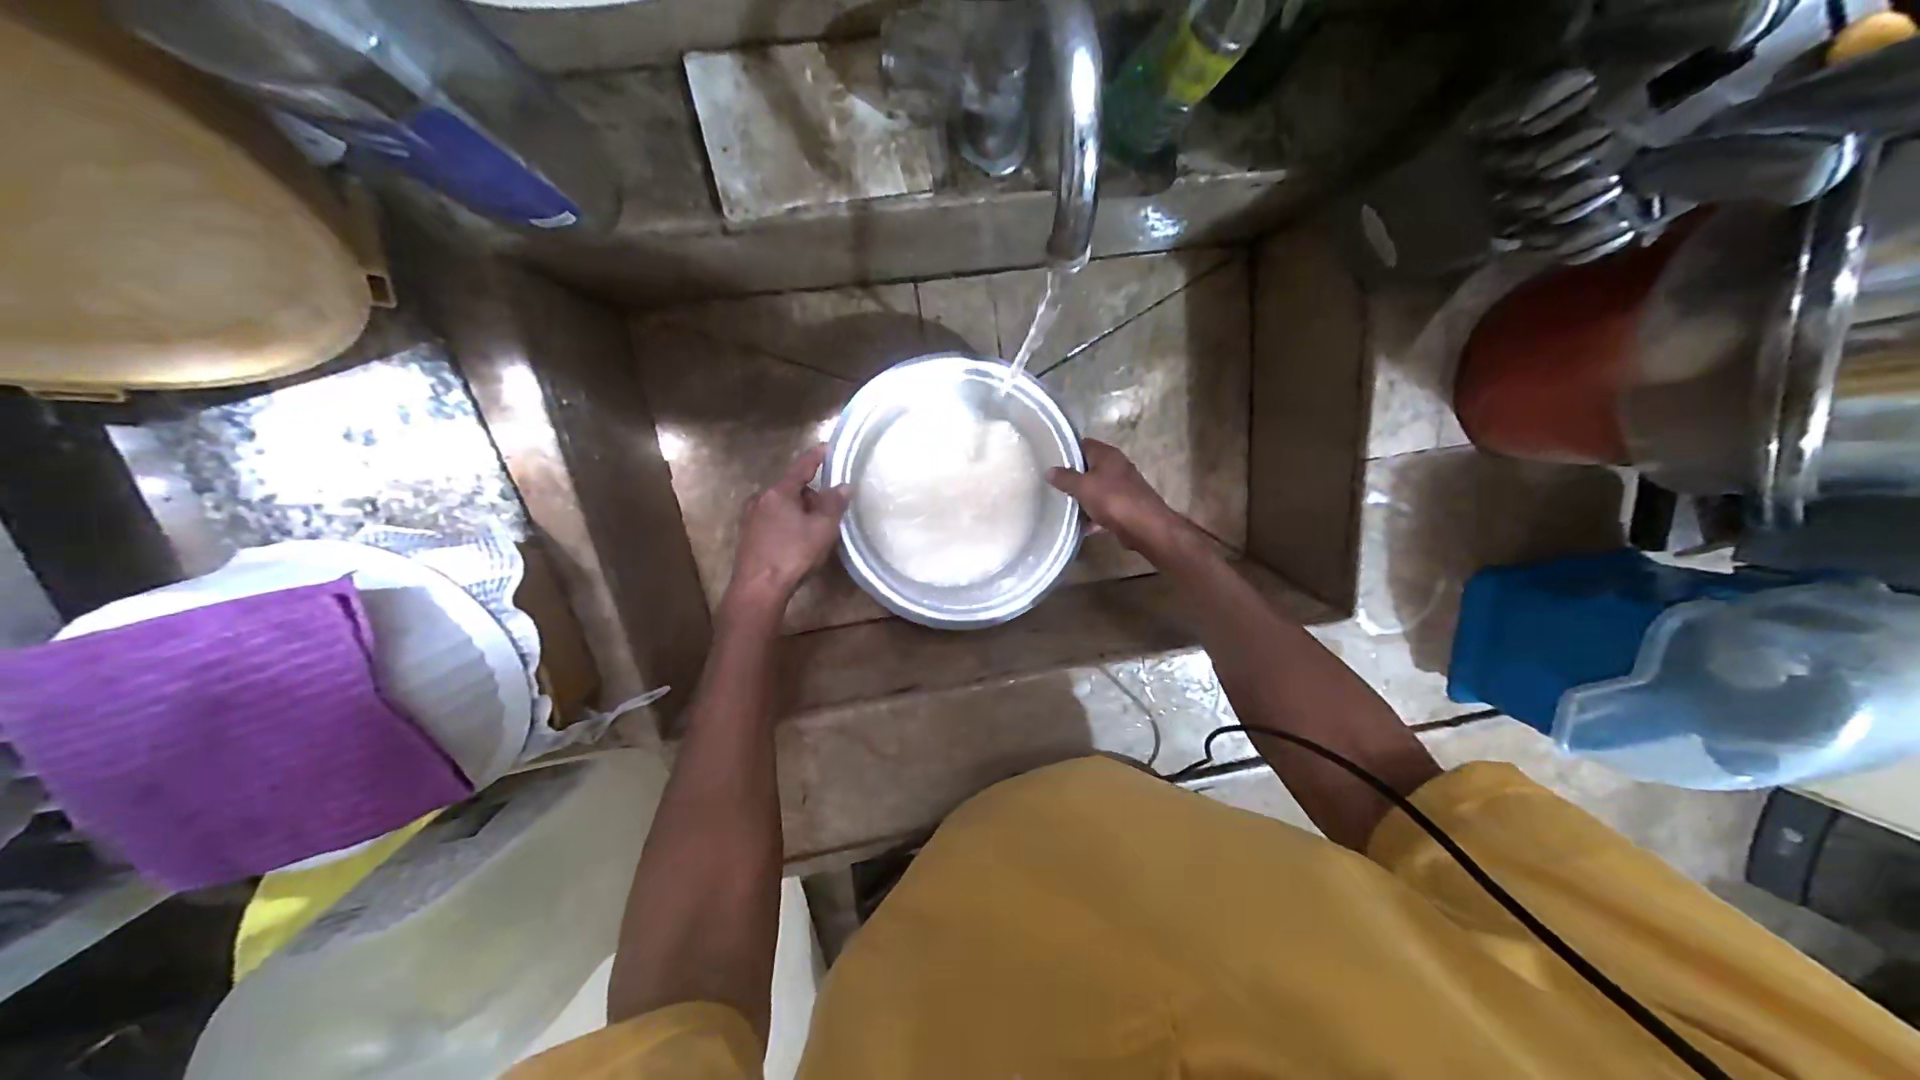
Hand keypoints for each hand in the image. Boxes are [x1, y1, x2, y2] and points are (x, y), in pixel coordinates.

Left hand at [726, 444, 850, 615]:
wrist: (758, 589)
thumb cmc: (793, 554)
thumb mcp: (822, 528)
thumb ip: (834, 504)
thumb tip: (844, 485)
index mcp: (779, 492)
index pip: (801, 467)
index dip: (816, 457)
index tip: (826, 447)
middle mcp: (760, 500)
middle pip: (792, 489)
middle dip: (811, 496)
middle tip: (829, 513)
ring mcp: (751, 519)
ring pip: (782, 507)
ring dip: (799, 513)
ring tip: (815, 532)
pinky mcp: (748, 537)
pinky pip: (774, 522)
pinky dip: (788, 525)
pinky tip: (797, 543)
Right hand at [1046, 439, 1185, 552]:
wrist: (1145, 527)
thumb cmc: (1112, 500)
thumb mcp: (1083, 487)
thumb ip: (1065, 478)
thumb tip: (1049, 470)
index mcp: (1108, 455)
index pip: (1084, 444)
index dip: (1067, 451)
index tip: (1050, 460)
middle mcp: (1117, 467)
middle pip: (1090, 468)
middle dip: (1073, 477)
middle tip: (1053, 485)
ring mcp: (1123, 487)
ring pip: (1096, 489)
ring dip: (1082, 498)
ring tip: (1062, 506)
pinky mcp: (1125, 506)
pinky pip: (1104, 507)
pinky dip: (1093, 515)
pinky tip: (1080, 526)